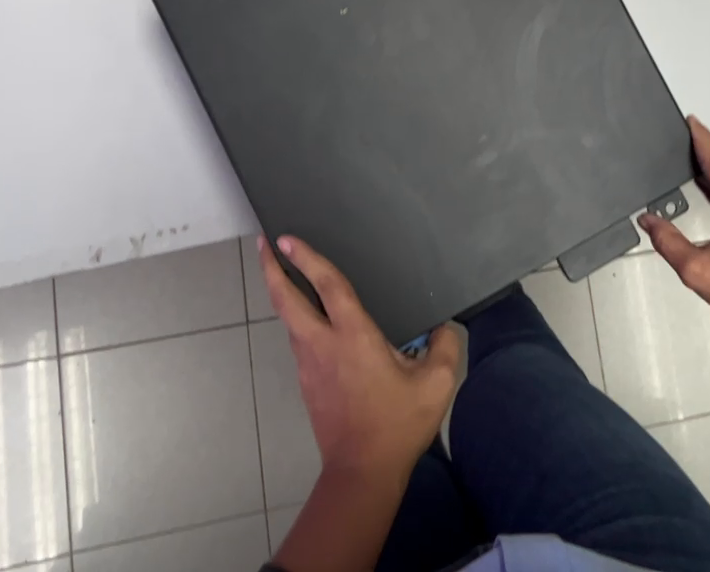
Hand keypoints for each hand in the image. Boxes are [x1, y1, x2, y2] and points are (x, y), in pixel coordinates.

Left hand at [257, 234, 460, 482]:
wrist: (362, 471)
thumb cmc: (397, 423)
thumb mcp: (437, 383)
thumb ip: (445, 346)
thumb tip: (443, 326)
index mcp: (353, 336)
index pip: (327, 286)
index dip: (307, 258)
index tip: (287, 239)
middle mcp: (323, 344)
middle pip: (286, 299)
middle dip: (271, 269)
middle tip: (265, 244)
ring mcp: (309, 365)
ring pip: (289, 319)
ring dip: (281, 292)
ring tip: (282, 272)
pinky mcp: (307, 382)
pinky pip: (298, 338)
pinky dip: (295, 316)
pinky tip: (309, 317)